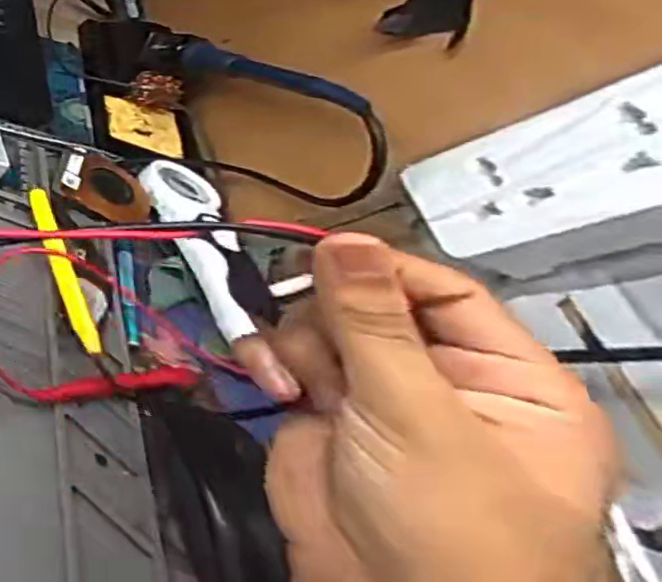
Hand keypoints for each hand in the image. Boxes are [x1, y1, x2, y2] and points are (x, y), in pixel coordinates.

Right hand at [263, 235, 619, 581]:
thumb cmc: (451, 526)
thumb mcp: (417, 414)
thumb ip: (372, 321)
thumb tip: (348, 243)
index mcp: (502, 378)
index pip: (439, 290)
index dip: (379, 269)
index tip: (319, 259)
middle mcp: (436, 375)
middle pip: (360, 300)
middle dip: (323, 317)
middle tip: (321, 348)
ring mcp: (374, 388)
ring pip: (311, 322)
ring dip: (291, 344)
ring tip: (301, 385)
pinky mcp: (320, 399)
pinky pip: (280, 350)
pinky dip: (267, 360)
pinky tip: (278, 386)